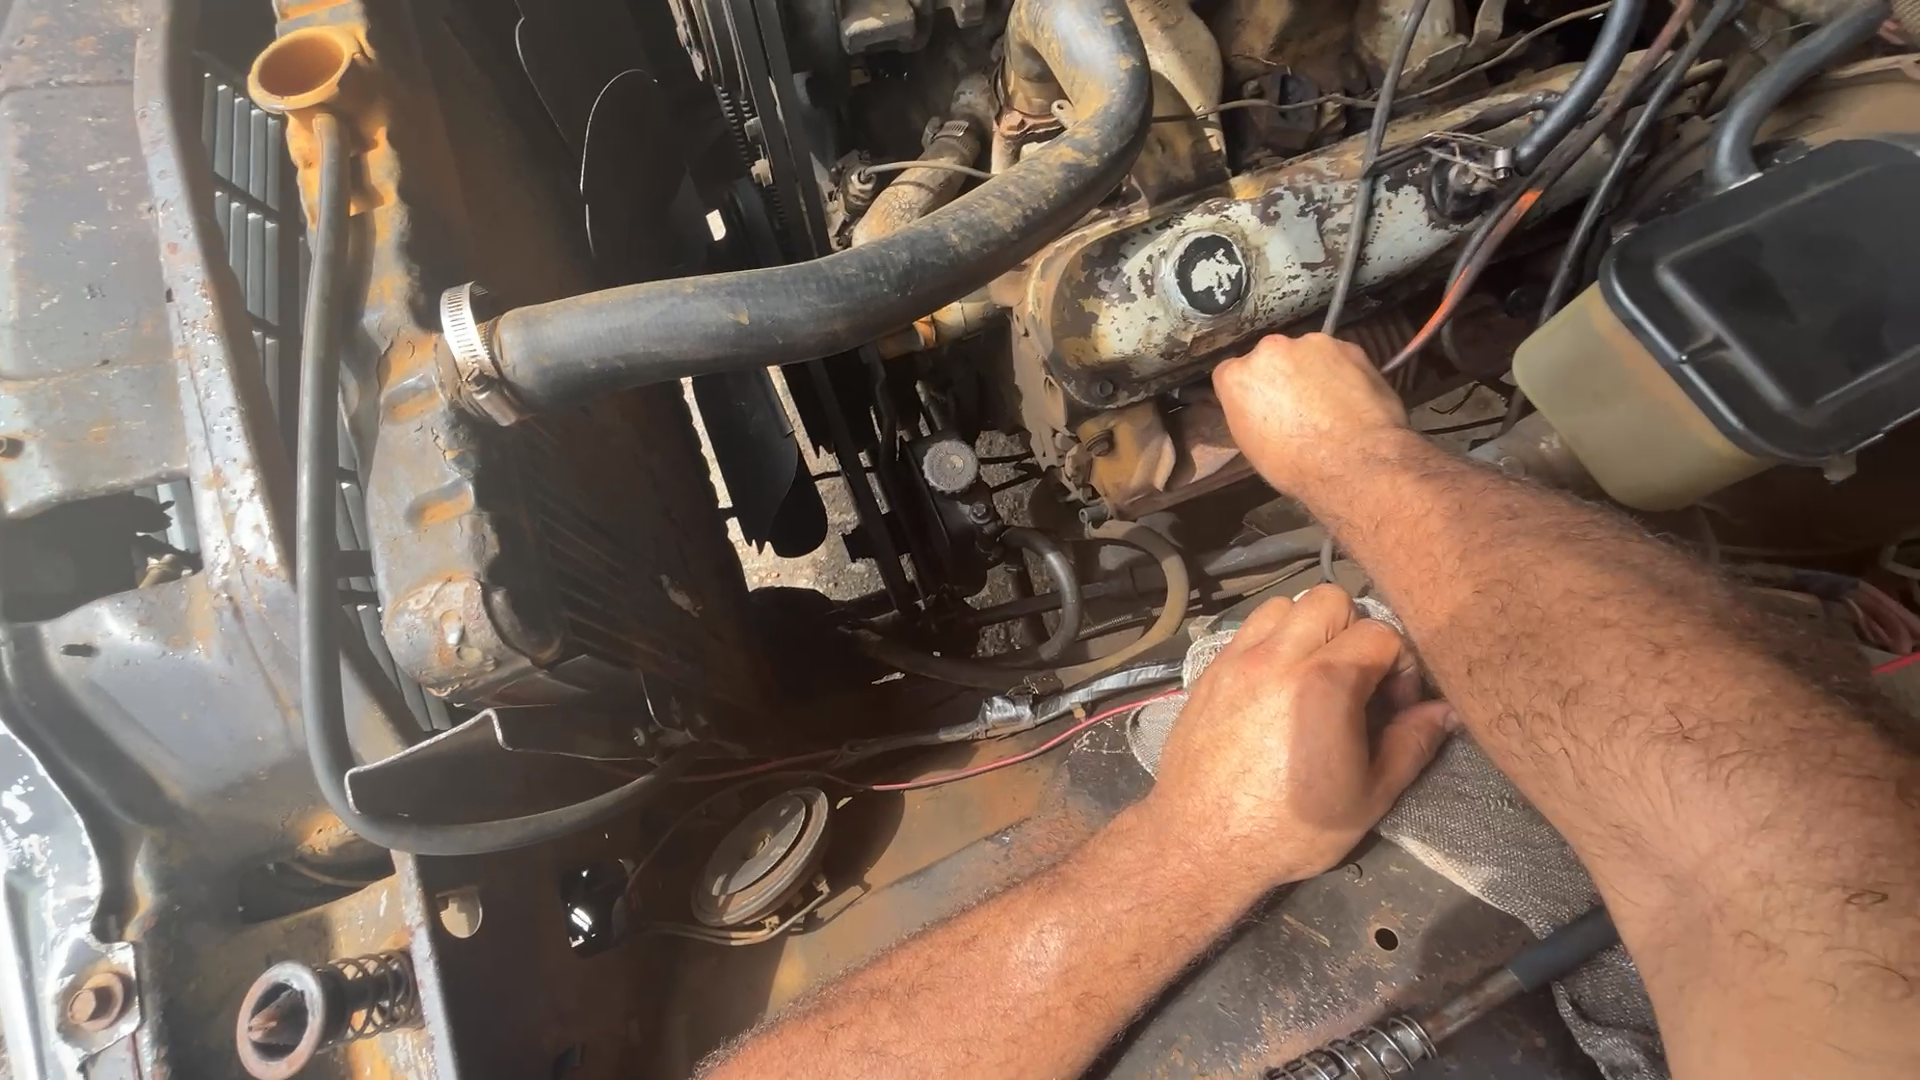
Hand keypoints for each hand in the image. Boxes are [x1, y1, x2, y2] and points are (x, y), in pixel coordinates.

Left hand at [1140, 585, 1453, 893]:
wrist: (1200, 837)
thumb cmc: (1289, 827)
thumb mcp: (1368, 796)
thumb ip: (1411, 743)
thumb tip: (1444, 711)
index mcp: (1322, 682)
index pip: (1380, 632)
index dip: (1400, 665)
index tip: (1393, 704)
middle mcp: (1275, 656)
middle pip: (1328, 597)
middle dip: (1354, 628)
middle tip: (1356, 678)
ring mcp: (1234, 659)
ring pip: (1280, 605)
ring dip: (1307, 627)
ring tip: (1314, 674)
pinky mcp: (1208, 670)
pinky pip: (1246, 631)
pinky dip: (1269, 641)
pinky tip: (1276, 686)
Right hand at [1212, 333, 1412, 494]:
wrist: (1353, 459)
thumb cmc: (1292, 463)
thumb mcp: (1250, 444)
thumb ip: (1248, 412)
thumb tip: (1260, 409)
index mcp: (1236, 376)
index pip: (1231, 374)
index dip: (1247, 392)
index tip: (1258, 408)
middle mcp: (1269, 349)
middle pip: (1269, 358)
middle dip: (1278, 376)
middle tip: (1294, 406)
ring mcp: (1310, 343)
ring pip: (1305, 354)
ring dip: (1310, 372)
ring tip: (1326, 404)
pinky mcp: (1348, 345)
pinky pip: (1337, 357)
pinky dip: (1340, 373)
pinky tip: (1349, 400)